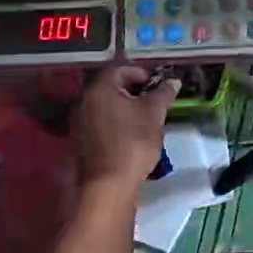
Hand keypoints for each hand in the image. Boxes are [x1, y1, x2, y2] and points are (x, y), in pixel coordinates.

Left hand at [74, 66, 179, 188]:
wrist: (109, 183)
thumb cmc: (133, 141)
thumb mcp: (154, 114)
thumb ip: (163, 94)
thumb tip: (173, 82)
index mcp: (100, 89)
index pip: (119, 69)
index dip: (141, 73)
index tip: (157, 85)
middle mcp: (84, 101)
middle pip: (110, 87)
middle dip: (133, 90)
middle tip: (154, 101)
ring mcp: (79, 121)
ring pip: (105, 105)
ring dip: (124, 107)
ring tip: (145, 118)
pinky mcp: (80, 140)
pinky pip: (100, 121)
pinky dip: (115, 121)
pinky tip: (130, 133)